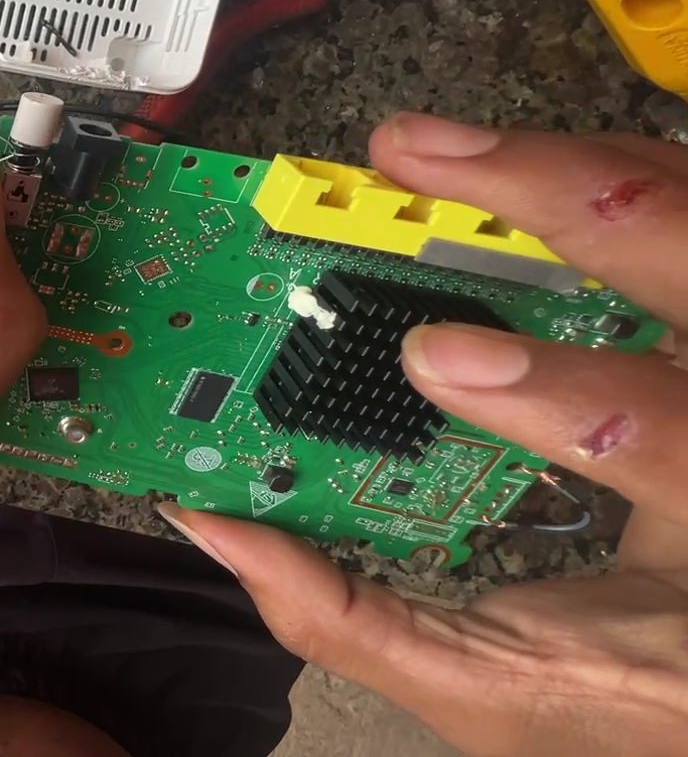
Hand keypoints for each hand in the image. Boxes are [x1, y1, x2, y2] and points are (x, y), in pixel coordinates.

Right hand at [162, 113, 687, 756]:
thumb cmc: (646, 703)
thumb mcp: (500, 689)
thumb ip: (347, 616)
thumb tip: (209, 523)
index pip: (673, 442)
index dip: (564, 392)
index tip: (434, 354)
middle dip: (562, 200)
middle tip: (415, 158)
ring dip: (574, 169)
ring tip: (436, 149)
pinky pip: (683, 223)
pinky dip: (596, 180)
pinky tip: (509, 173)